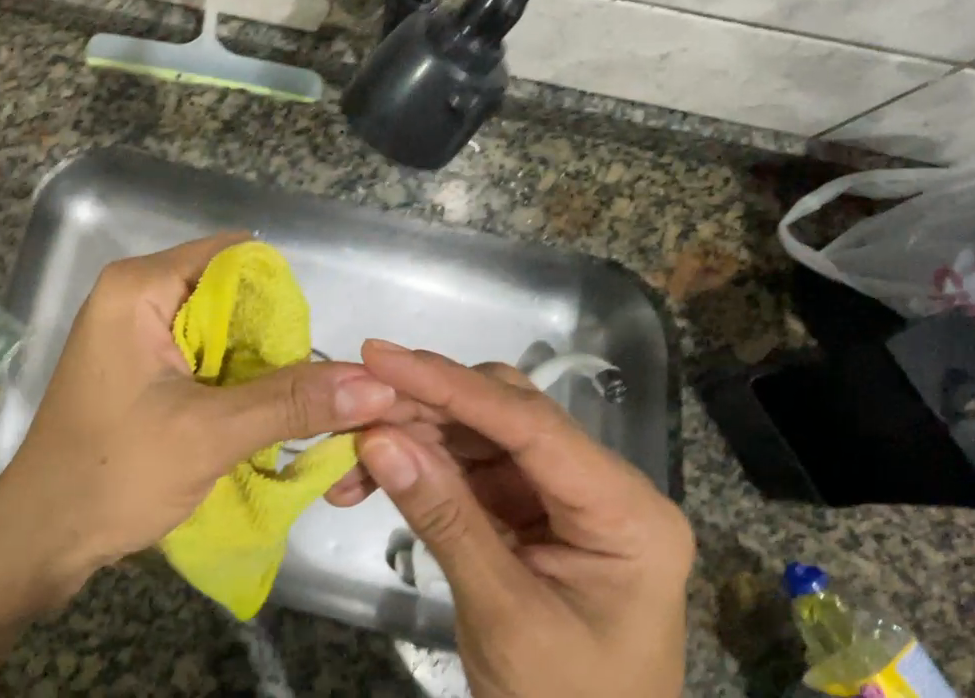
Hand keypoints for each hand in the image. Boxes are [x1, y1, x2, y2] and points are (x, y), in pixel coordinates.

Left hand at [0, 234, 403, 602]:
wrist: (41, 535)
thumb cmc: (115, 473)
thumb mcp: (210, 434)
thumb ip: (292, 402)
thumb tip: (376, 386)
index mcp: (139, 286)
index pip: (233, 256)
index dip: (279, 295)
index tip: (307, 348)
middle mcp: (132, 293)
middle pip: (226, 290)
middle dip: (269, 335)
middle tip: (306, 387)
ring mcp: (129, 328)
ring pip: (216, 326)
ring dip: (251, 363)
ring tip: (283, 408)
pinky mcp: (133, 363)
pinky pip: (196, 353)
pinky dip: (227, 379)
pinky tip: (247, 416)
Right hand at [329, 341, 691, 697]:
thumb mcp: (505, 618)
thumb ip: (445, 520)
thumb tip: (377, 438)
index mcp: (625, 512)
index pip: (531, 424)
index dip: (449, 384)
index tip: (379, 356)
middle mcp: (599, 488)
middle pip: (503, 416)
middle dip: (424, 405)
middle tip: (353, 406)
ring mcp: (560, 498)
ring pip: (477, 434)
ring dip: (411, 434)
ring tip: (349, 449)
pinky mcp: (527, 512)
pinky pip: (465, 469)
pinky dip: (416, 467)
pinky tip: (370, 479)